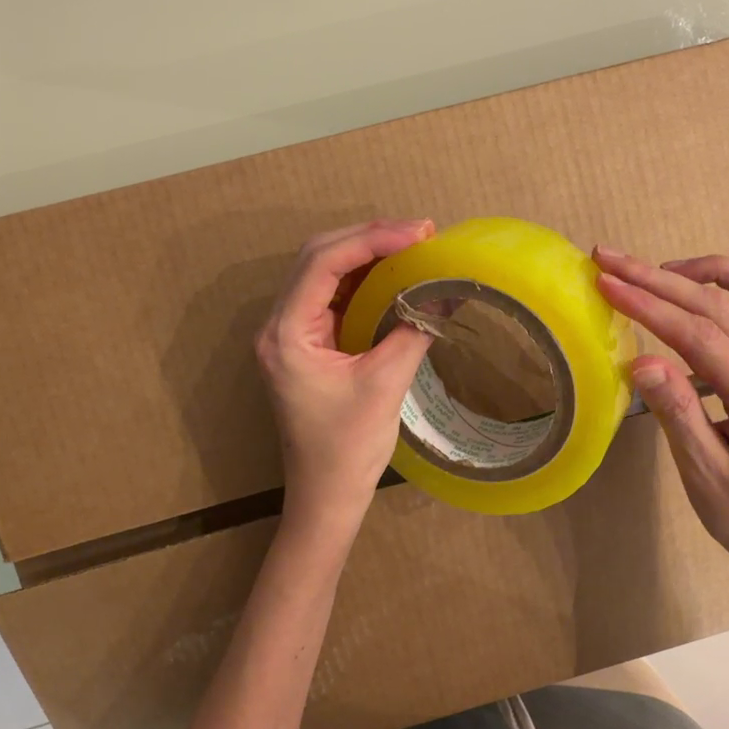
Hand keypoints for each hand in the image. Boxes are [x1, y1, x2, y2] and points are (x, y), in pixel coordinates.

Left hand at [257, 220, 435, 523]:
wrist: (325, 495)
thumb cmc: (347, 449)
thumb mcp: (385, 385)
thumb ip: (413, 331)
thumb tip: (449, 289)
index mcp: (287, 333)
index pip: (322, 263)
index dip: (371, 239)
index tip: (417, 233)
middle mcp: (279, 326)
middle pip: (318, 259)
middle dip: (368, 239)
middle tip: (420, 234)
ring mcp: (291, 335)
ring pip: (323, 274)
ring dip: (366, 256)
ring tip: (413, 246)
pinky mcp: (307, 345)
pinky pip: (332, 298)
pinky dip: (363, 281)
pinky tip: (395, 275)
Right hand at [591, 249, 728, 591]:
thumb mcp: (704, 477)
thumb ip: (677, 414)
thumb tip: (640, 360)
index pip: (702, 336)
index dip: (650, 305)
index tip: (607, 282)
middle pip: (724, 305)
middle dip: (661, 278)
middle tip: (610, 260)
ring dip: (711, 272)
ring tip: (660, 271)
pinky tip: (698, 297)